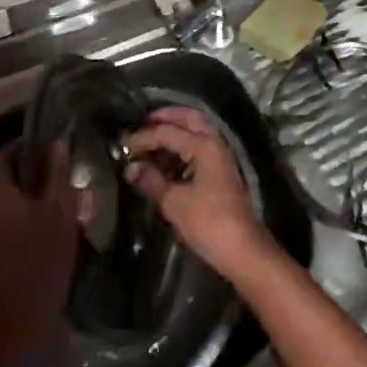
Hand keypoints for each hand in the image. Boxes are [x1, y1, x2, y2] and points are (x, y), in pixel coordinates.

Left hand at [0, 141, 79, 366]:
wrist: (24, 325)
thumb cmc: (42, 257)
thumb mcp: (59, 209)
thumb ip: (58, 174)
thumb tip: (58, 143)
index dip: (16, 146)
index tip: (40, 139)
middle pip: (5, 185)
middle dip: (30, 173)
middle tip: (58, 168)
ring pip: (12, 208)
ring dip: (34, 198)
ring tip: (65, 197)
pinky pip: (14, 231)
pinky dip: (33, 221)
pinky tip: (59, 228)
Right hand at [123, 107, 275, 279]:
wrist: (242, 250)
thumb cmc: (208, 223)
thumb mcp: (175, 203)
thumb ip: (152, 181)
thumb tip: (132, 168)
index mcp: (204, 145)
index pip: (167, 132)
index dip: (143, 137)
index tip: (123, 145)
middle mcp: (215, 143)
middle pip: (190, 118)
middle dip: (166, 117)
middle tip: (144, 122)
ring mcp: (221, 156)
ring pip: (197, 131)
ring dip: (176, 131)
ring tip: (151, 141)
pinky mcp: (221, 172)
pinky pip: (200, 147)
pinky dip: (183, 147)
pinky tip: (167, 161)